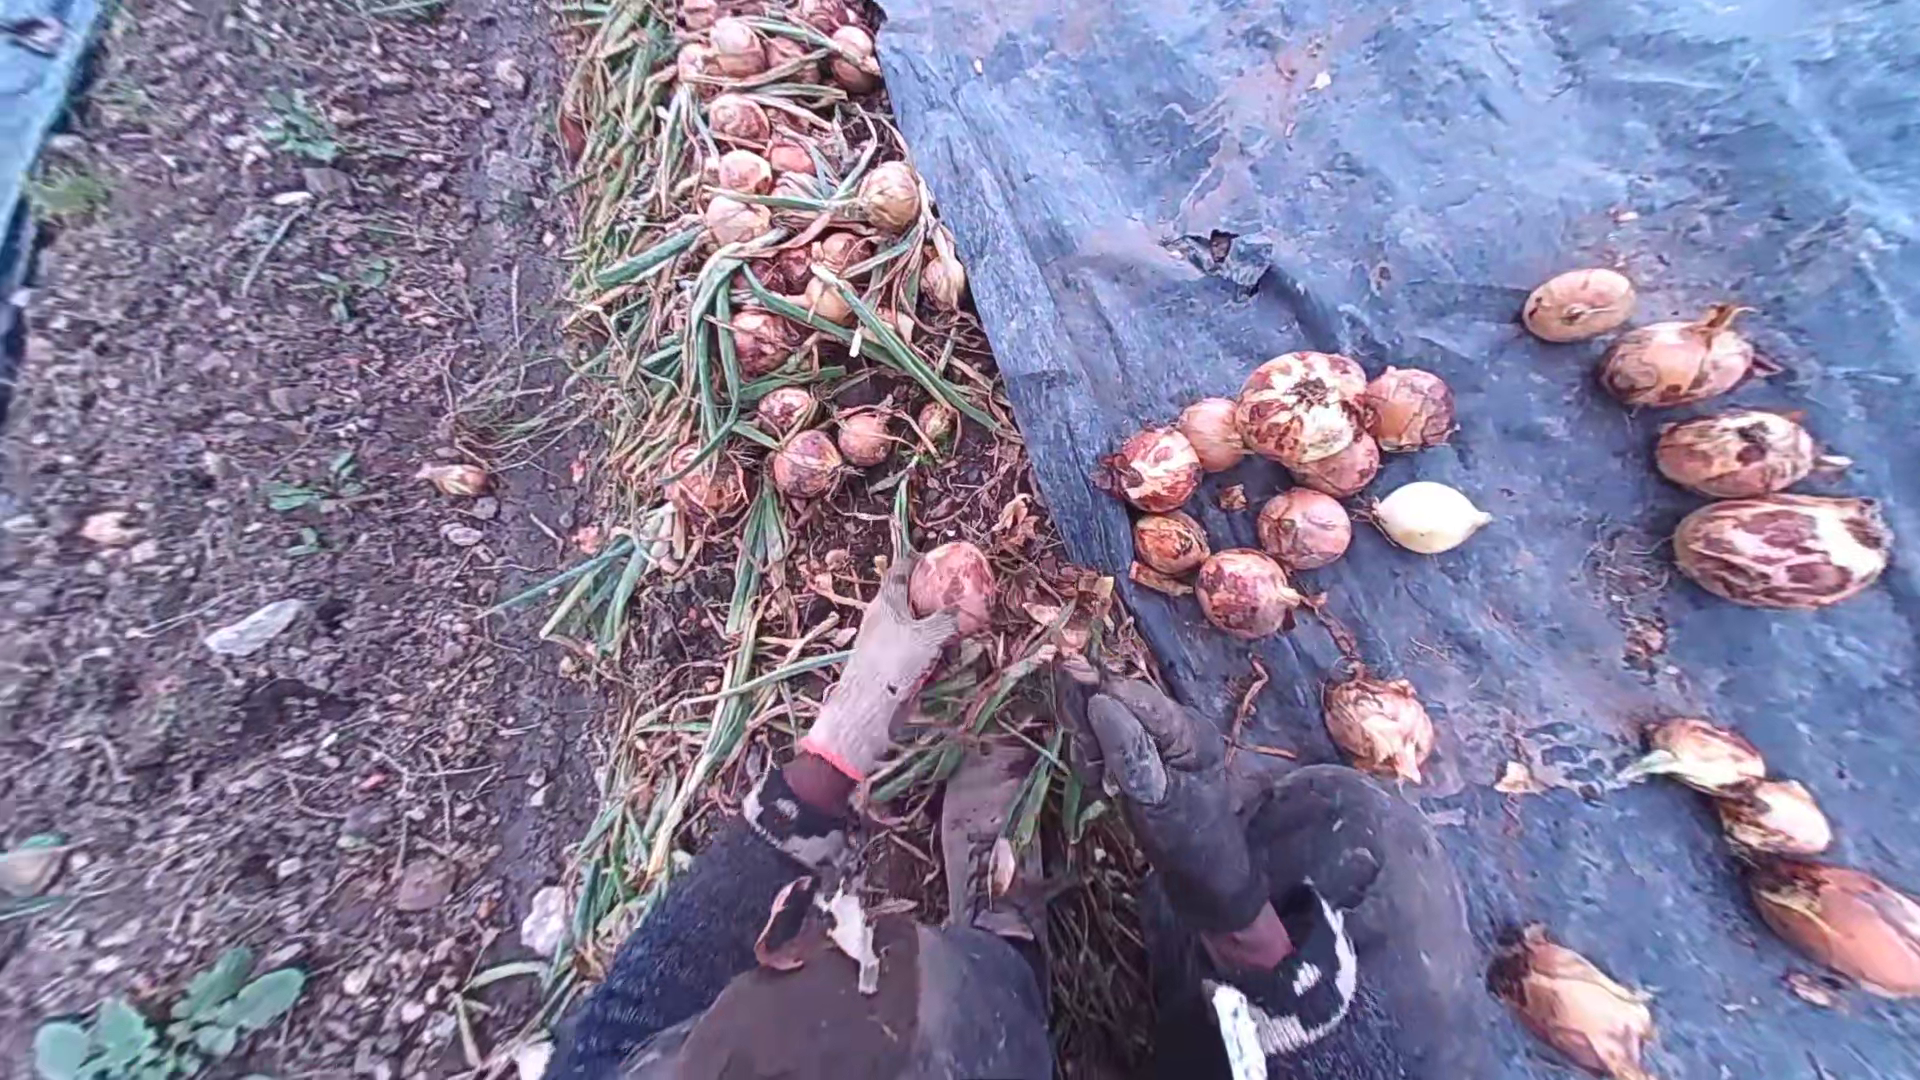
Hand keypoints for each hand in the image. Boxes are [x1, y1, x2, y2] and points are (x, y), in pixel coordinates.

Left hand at [799, 554, 959, 780]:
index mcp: (886, 602)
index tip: (928, 558)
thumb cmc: (893, 663)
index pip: (898, 572)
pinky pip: (915, 651)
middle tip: (951, 601)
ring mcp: (884, 642)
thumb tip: (961, 612)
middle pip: (908, 600)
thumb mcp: (927, 636)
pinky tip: (942, 665)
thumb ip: (947, 620)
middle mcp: (882, 618)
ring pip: (914, 627)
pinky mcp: (890, 664)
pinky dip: (930, 653)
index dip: (913, 562)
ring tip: (954, 640)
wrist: (869, 706)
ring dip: (934, 632)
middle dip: (931, 601)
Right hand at [1060, 672, 1267, 932]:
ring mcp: (1155, 733)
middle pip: (1112, 696)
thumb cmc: (1187, 841)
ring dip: (1088, 746)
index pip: (1130, 692)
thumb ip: (1130, 751)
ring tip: (1101, 783)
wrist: (1201, 878)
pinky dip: (1092, 757)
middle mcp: (1172, 721)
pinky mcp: (1140, 746)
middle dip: (1088, 726)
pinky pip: (1102, 736)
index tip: (1069, 715)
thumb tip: (1099, 701)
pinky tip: (1103, 784)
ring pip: (1100, 716)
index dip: (1093, 692)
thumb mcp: (1158, 800)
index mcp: (1187, 728)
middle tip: (1093, 768)